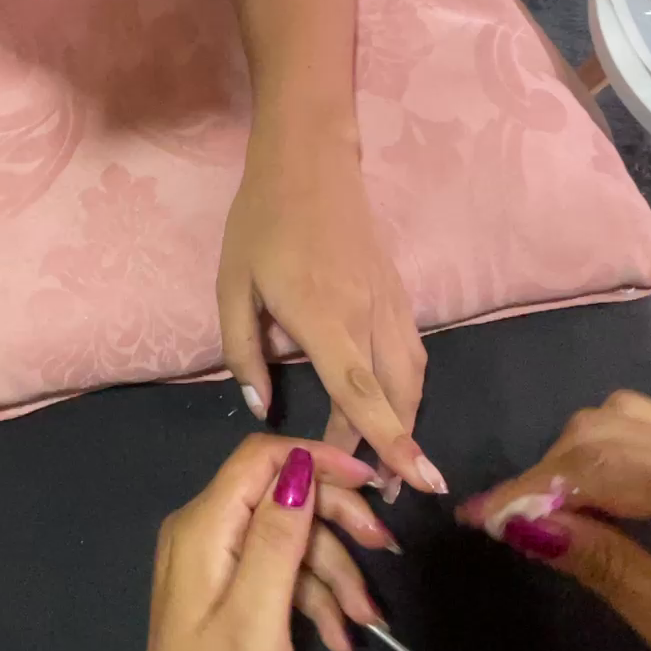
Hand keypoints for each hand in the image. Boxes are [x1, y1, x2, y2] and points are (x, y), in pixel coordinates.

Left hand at [75, 437, 365, 650]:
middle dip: (335, 522)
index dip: (318, 459)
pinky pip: (279, 572)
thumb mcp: (256, 619)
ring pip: (289, 538)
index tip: (372, 482)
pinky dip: (314, 598)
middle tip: (385, 548)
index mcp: (202, 528)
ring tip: (367, 620)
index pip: (261, 458)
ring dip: (333, 573)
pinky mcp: (230, 589)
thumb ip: (275, 538)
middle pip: (281, 495)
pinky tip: (343, 637)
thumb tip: (301, 464)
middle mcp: (205, 531)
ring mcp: (217, 561)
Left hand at [217, 120, 439, 497]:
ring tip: (394, 457)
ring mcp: (390, 302)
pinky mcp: (398, 292)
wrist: (309, 161)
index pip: (361, 391)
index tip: (418, 482)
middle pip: (397, 394)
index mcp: (323, 317)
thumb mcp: (232, 287)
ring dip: (408, 420)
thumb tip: (263, 406)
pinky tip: (393, 403)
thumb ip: (244, 351)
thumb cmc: (260, 222)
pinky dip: (409, 389)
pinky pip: (413, 352)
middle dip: (398, 445)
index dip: (389, 440)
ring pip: (413, 375)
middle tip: (389, 489)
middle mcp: (368, 315)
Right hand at [458, 392, 650, 650]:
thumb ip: (602, 562)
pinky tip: (588, 506)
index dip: (531, 488)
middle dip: (548, 471)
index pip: (601, 462)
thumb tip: (519, 522)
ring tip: (546, 517)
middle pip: (606, 428)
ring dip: (573, 462)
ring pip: (622, 424)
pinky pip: (645, 444)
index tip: (479, 520)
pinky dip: (601, 464)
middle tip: (511, 528)